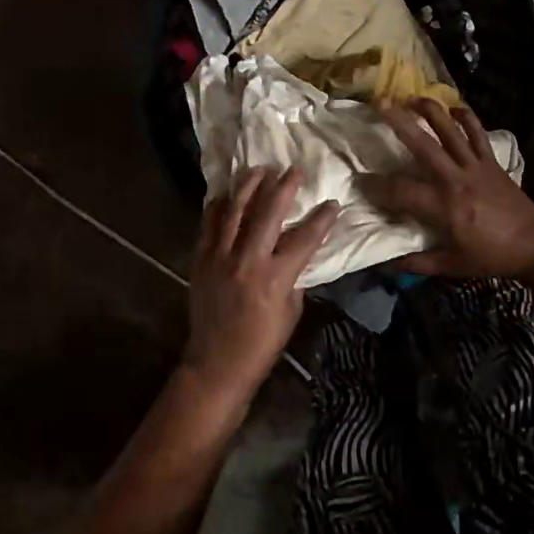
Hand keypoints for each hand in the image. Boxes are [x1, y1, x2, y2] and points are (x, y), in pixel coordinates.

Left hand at [182, 167, 339, 396]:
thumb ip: (294, 275)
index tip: (333, 203)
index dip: (321, 219)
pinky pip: (209, 223)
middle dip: (284, 188)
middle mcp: (247, 261)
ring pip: (234, 210)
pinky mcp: (200, 259)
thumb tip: (298, 249)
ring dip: (248, 186)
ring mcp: (219, 257)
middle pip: (268, 213)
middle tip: (294, 170)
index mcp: (275, 278)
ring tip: (259, 169)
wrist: (217, 363)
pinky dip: (220, 205)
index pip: (305, 239)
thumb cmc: (262, 343)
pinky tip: (228, 194)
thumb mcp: (291, 310)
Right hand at [363, 99, 533, 277]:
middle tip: (381, 104)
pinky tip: (453, 106)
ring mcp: (476, 166)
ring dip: (430, 110)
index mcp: (445, 207)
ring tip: (411, 97)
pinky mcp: (491, 161)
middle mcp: (457, 180)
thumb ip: (417, 263)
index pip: (402, 191)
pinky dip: (467, 117)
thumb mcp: (452, 266)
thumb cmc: (491, 257)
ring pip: (450, 130)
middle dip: (400, 123)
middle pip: (423, 145)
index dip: (378, 186)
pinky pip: (477, 133)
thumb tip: (385, 263)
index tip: (360, 180)